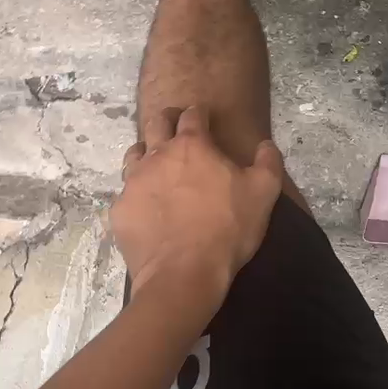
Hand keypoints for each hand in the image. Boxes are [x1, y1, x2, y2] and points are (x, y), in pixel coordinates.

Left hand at [112, 107, 285, 301]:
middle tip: (177, 128)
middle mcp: (158, 156)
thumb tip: (265, 145)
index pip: (192, 114)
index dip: (199, 112)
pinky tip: (148, 208)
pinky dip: (137, 193)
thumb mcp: (264, 191)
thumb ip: (268, 160)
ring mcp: (134, 183)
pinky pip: (126, 193)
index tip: (204, 117)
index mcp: (193, 145)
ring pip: (134, 154)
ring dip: (147, 153)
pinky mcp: (119, 212)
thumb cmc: (227, 228)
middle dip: (167, 119)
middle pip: (156, 122)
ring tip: (158, 166)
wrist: (183, 276)